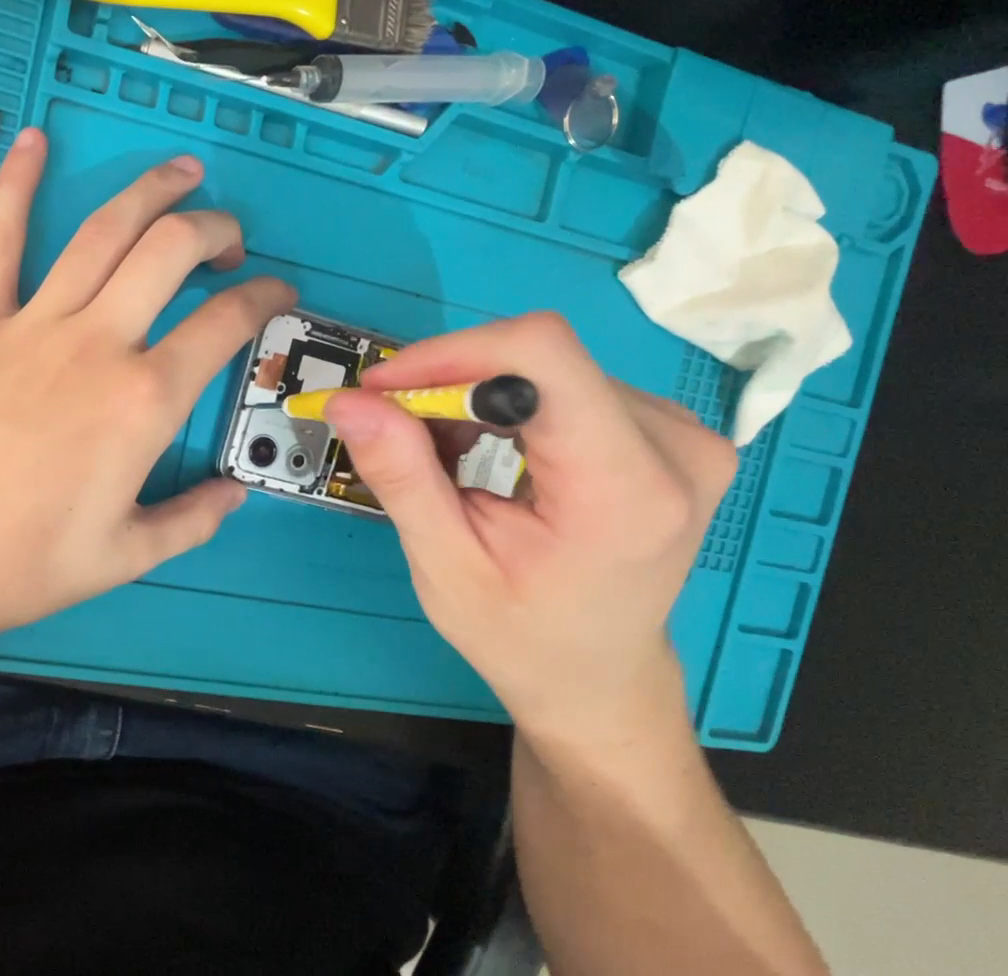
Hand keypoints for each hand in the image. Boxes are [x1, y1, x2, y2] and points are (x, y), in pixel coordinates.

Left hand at [0, 129, 295, 642]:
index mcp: (144, 403)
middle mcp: (96, 347)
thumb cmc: (20, 567)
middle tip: (227, 237)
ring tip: (179, 171)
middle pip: (171, 252)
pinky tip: (34, 144)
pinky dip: (18, 185)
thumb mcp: (125, 556)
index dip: (264, 298)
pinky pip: (0, 240)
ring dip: (150, 191)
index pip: (226, 324)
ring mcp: (30, 326)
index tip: (274, 292)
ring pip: (103, 232)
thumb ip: (193, 518)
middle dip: (213, 229)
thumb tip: (234, 494)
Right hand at [323, 313, 737, 740]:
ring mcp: (680, 434)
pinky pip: (569, 383)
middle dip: (450, 382)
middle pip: (539, 359)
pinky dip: (506, 404)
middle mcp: (673, 445)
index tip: (383, 390)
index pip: (541, 355)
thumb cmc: (519, 635)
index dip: (451, 354)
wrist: (598, 675)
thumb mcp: (445, 565)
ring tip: (436, 450)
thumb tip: (349, 401)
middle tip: (392, 427)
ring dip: (475, 394)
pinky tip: (481, 447)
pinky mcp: (668, 431)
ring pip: (549, 366)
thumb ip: (402, 476)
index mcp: (623, 487)